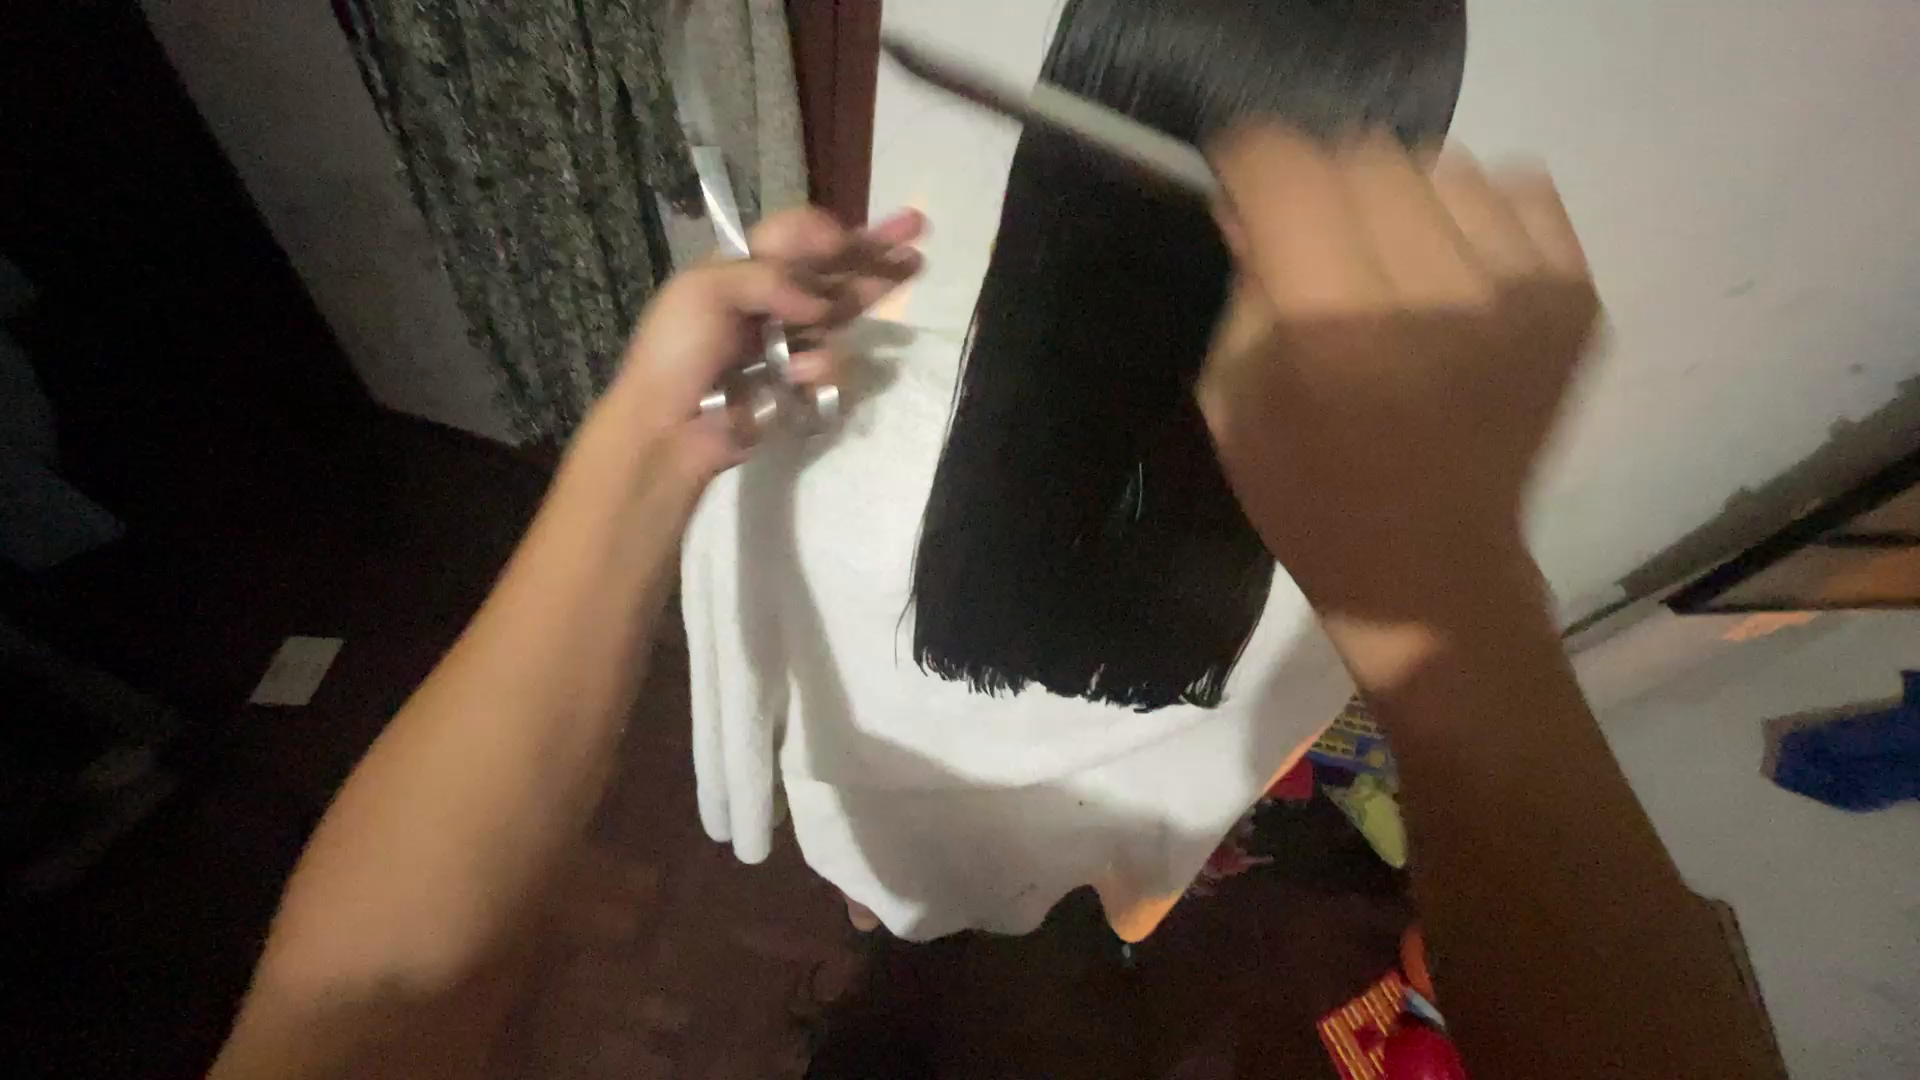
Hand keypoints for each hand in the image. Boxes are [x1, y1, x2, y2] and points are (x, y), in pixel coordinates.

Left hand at [598, 206, 926, 477]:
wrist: (671, 424)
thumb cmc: (678, 351)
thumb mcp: (702, 291)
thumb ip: (767, 278)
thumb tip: (819, 306)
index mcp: (747, 267)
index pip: (799, 236)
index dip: (830, 232)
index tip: (851, 238)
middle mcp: (777, 299)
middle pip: (836, 268)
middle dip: (877, 250)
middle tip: (919, 233)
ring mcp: (793, 342)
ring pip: (845, 312)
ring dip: (860, 302)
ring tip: (880, 297)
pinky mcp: (804, 383)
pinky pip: (833, 366)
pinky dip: (820, 370)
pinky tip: (796, 377)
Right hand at [1198, 127, 1599, 621]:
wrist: (1425, 565)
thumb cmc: (1303, 496)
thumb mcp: (1231, 400)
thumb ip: (1243, 290)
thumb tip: (1256, 207)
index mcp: (1330, 332)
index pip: (1290, 176)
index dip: (1253, 159)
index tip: (1241, 178)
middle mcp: (1435, 293)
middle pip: (1366, 157)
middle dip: (1318, 187)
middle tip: (1308, 241)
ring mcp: (1523, 289)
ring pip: (1441, 165)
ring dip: (1393, 201)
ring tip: (1382, 264)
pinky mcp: (1578, 296)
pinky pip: (1516, 189)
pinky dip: (1467, 215)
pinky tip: (1446, 276)